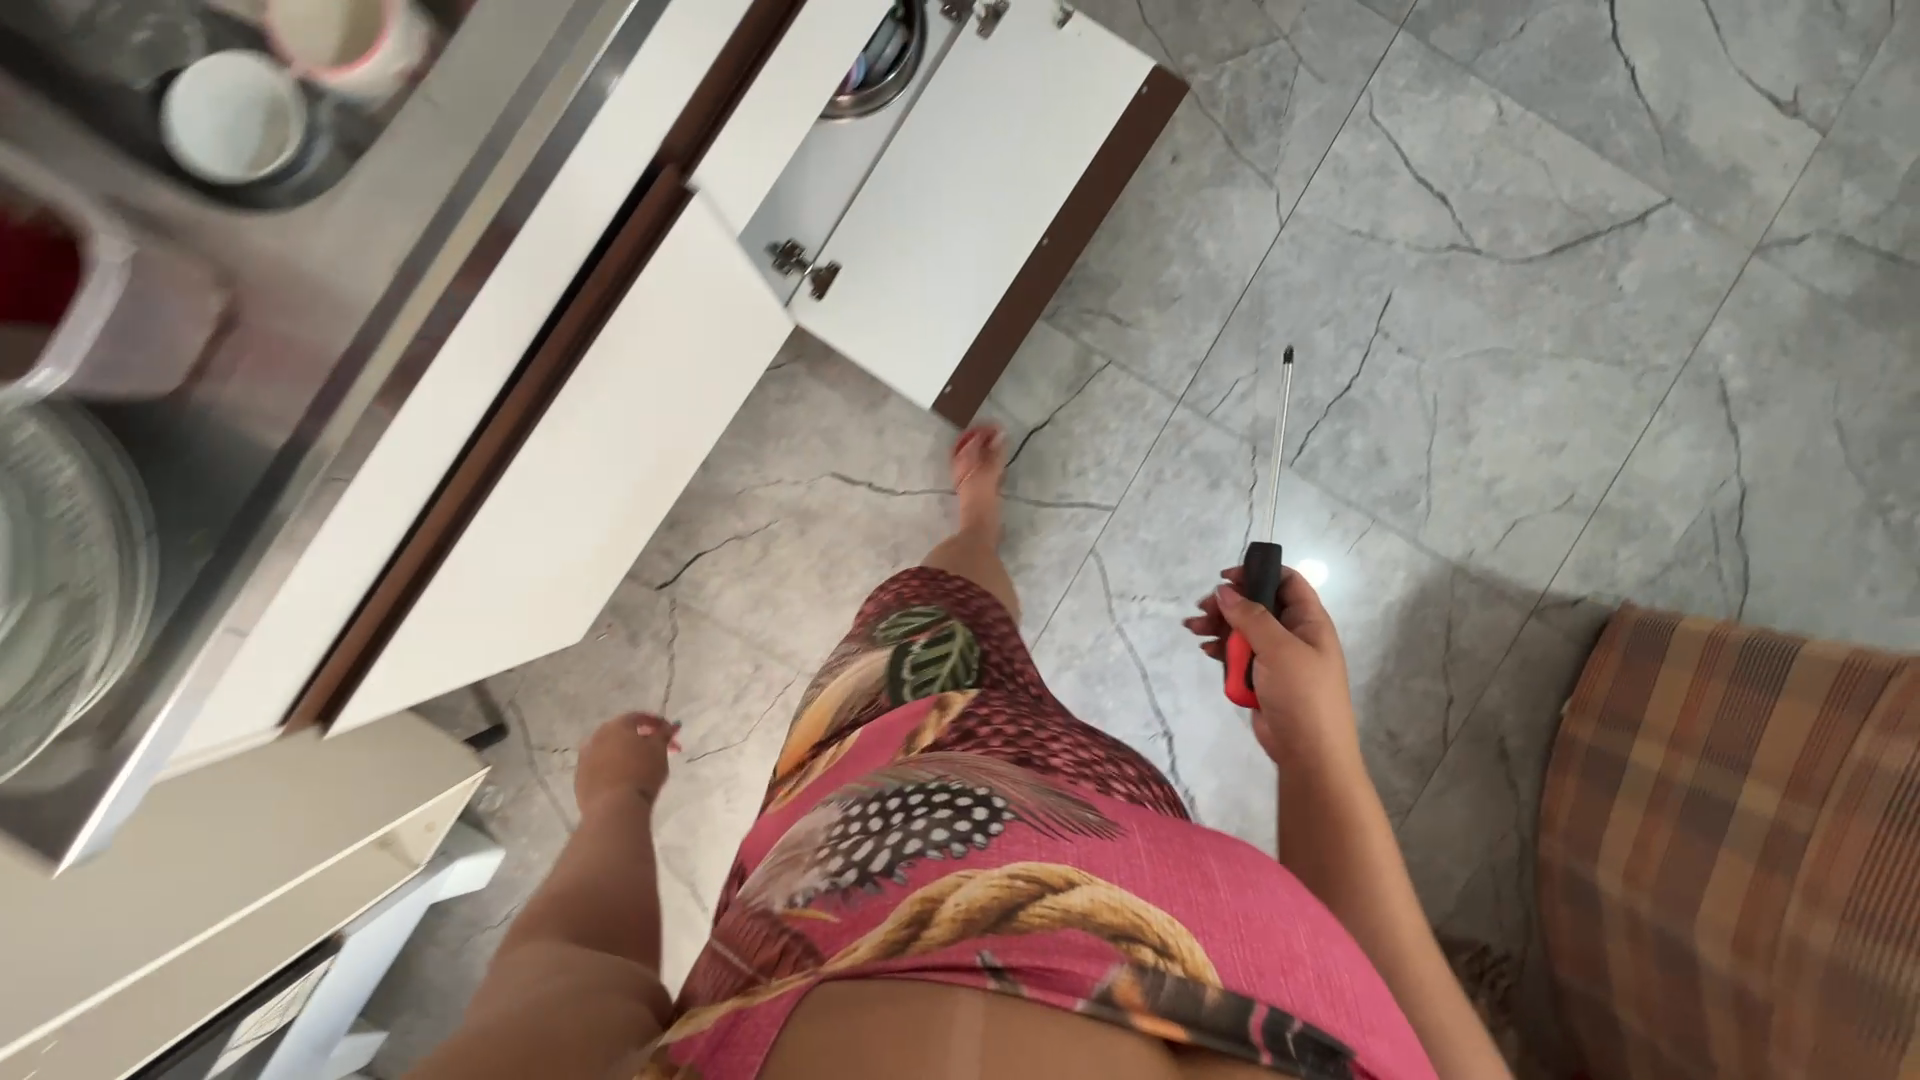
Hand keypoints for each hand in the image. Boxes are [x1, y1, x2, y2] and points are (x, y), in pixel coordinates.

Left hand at [574, 712, 678, 817]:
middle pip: (621, 732)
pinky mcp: (579, 778)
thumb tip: (670, 726)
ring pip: (608, 749)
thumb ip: (663, 735)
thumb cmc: (642, 773)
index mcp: (617, 726)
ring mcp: (585, 758)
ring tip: (640, 765)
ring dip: (624, 753)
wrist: (613, 807)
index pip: (638, 717)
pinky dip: (612, 768)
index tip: (669, 732)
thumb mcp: (659, 751)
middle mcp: (597, 737)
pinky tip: (624, 779)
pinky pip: (599, 766)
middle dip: (641, 738)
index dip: (656, 723)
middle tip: (657, 749)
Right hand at [1185, 567, 1361, 772]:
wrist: (1309, 752)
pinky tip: (1206, 650)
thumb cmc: (1302, 694)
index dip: (1258, 572)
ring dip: (1218, 627)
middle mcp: (1293, 634)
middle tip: (1202, 609)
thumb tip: (1224, 590)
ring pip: (1242, 630)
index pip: (1287, 581)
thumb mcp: (1279, 649)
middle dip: (1228, 604)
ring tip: (1193, 629)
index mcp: (1309, 622)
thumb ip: (1250, 617)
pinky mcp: (1260, 678)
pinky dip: (1221, 650)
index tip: (1226, 578)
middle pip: (1257, 605)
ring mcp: (1275, 657)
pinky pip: (1237, 654)